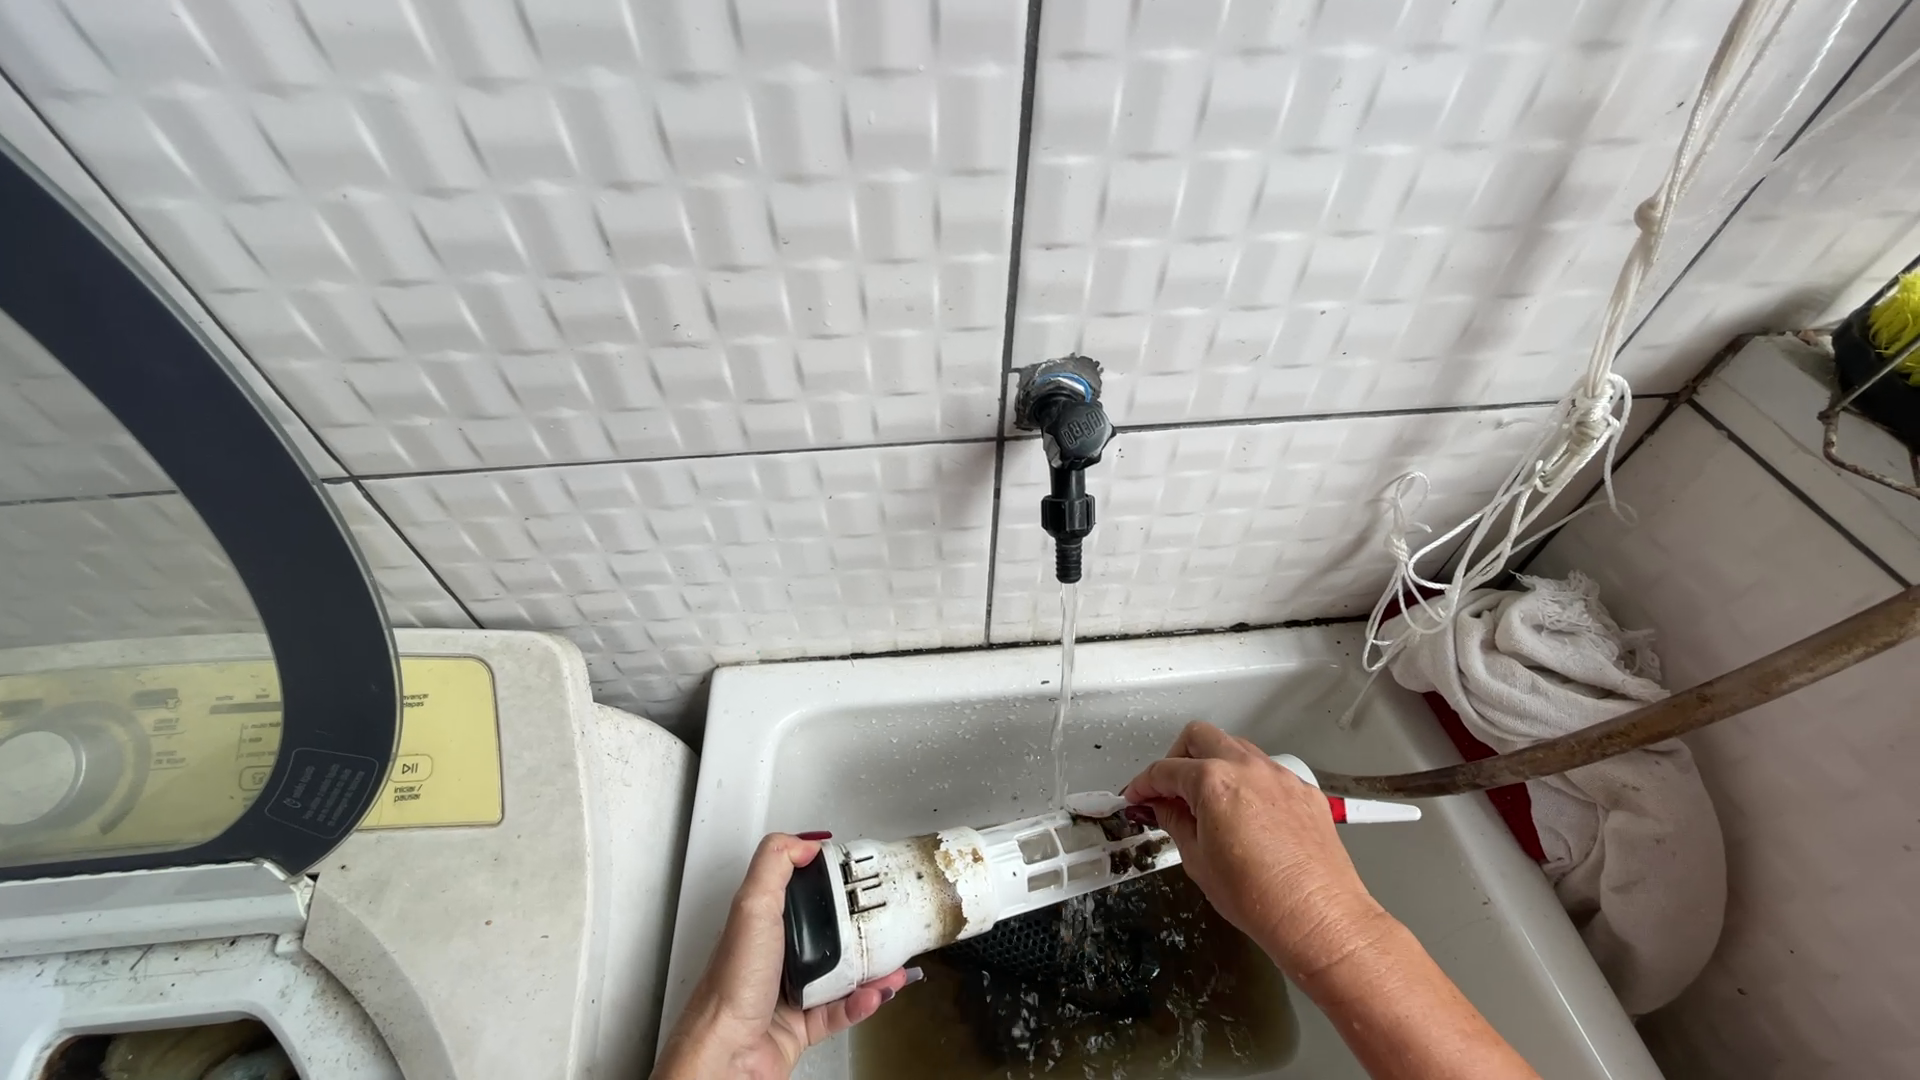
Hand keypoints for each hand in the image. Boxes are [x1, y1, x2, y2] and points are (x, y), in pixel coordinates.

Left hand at [654, 833, 910, 1079]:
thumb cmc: (728, 989)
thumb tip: (806, 841)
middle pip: (826, 931)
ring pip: (840, 972)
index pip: (799, 888)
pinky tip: (876, 991)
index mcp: (762, 921)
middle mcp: (775, 954)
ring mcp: (789, 991)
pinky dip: (863, 1001)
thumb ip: (775, 862)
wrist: (724, 1059)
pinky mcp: (800, 1027)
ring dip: (871, 967)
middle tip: (886, 919)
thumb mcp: (751, 905)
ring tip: (893, 961)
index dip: (828, 878)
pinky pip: (842, 1010)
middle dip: (860, 926)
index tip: (858, 872)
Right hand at [1123, 722, 1394, 978]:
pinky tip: (1244, 813)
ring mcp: (1278, 776)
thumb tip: (1162, 807)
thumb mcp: (1197, 860)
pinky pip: (1265, 771)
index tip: (1137, 796)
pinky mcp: (1303, 791)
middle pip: (1198, 737)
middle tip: (1168, 788)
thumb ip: (1175, 822)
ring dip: (1213, 762)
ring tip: (1206, 799)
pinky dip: (1246, 781)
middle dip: (1176, 757)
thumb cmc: (1261, 898)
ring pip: (1234, 747)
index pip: (1164, 770)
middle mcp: (1246, 768)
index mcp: (1213, 781)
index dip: (1142, 784)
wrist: (1319, 919)